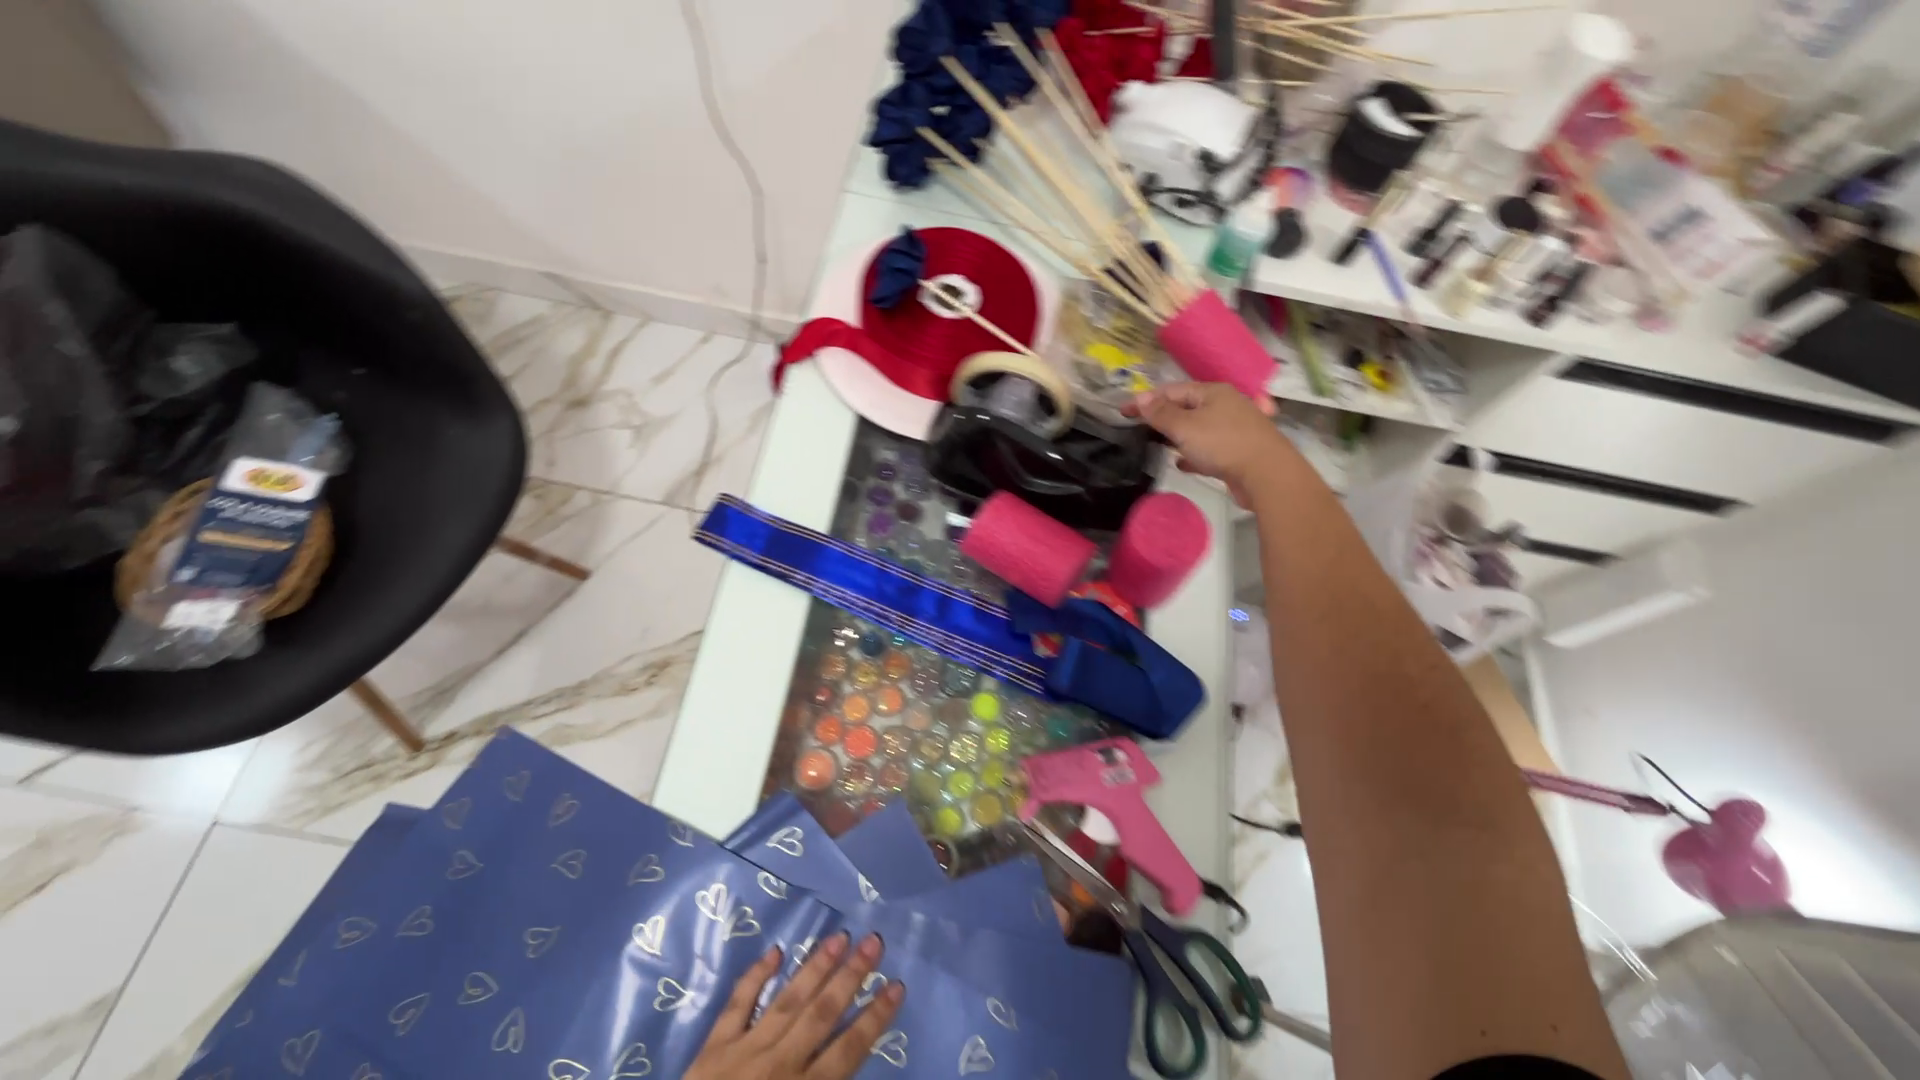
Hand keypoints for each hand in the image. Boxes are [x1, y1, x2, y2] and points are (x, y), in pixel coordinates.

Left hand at [685, 932, 904, 1079]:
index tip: (896, 986)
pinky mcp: (714, 1048)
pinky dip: (755, 978)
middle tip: (872, 942)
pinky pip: (737, 1005)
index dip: (874, 1019)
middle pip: (822, 1014)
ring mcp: (745, 1052)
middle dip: (850, 977)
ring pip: (787, 1002)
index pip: (848, 1051)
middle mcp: (780, 1065)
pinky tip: (775, 951)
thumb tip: (850, 1069)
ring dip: (814, 969)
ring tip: (838, 937)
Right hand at [1126, 382, 1287, 501]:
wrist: (1267, 474)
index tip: (1123, 412)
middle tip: (1140, 426)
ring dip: (1178, 434)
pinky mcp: (1239, 451)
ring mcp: (1235, 428)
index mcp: (1213, 392)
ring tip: (1159, 443)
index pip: (1171, 390)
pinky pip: (1209, 448)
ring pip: (1199, 427)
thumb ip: (1161, 413)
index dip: (1145, 400)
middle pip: (1187, 406)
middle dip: (1163, 415)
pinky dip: (1193, 453)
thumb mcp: (1185, 427)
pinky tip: (1182, 463)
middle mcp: (1226, 405)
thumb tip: (1141, 397)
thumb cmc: (1222, 444)